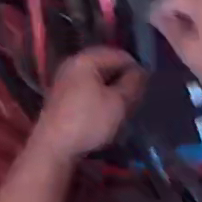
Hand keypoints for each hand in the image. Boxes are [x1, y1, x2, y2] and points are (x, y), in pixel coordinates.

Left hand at [27, 47, 145, 161]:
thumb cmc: (88, 120)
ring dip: (111, 87)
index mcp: (85, 59)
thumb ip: (132, 83)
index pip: (118, 54)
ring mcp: (64, 79)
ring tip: (125, 103)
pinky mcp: (61, 95)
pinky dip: (99, 94)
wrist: (54, 146)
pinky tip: (107, 109)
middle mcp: (72, 64)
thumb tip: (140, 71)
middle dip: (122, 77)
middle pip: (105, 64)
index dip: (135, 67)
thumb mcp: (117, 102)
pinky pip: (86, 87)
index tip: (148, 84)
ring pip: (96, 77)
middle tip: (137, 94)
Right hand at [150, 0, 201, 101]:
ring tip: (179, 34)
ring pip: (201, 0)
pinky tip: (199, 35)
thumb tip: (156, 15)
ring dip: (187, 12)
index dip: (155, 9)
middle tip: (161, 29)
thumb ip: (169, 28)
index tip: (148, 25)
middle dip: (171, 8)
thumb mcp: (188, 51)